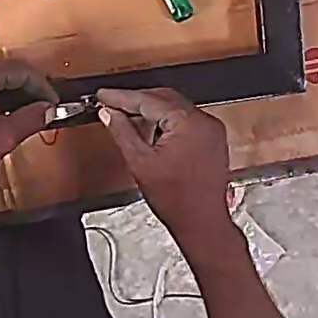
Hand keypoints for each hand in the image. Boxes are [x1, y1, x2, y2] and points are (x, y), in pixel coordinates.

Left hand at [0, 59, 57, 192]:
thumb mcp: (3, 137)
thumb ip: (31, 119)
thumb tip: (47, 109)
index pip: (21, 71)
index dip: (41, 87)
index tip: (50, 101)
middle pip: (2, 71)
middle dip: (24, 89)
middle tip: (38, 106)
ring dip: (4, 94)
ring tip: (17, 114)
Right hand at [96, 87, 231, 237]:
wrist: (201, 221)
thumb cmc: (178, 199)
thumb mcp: (140, 162)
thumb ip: (122, 131)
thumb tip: (109, 113)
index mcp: (188, 122)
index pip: (148, 99)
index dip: (121, 97)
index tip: (105, 95)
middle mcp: (204, 121)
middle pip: (163, 98)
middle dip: (136, 100)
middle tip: (111, 104)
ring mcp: (211, 129)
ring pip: (174, 107)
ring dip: (150, 110)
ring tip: (126, 118)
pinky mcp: (212, 138)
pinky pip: (185, 120)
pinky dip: (166, 121)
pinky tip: (149, 130)